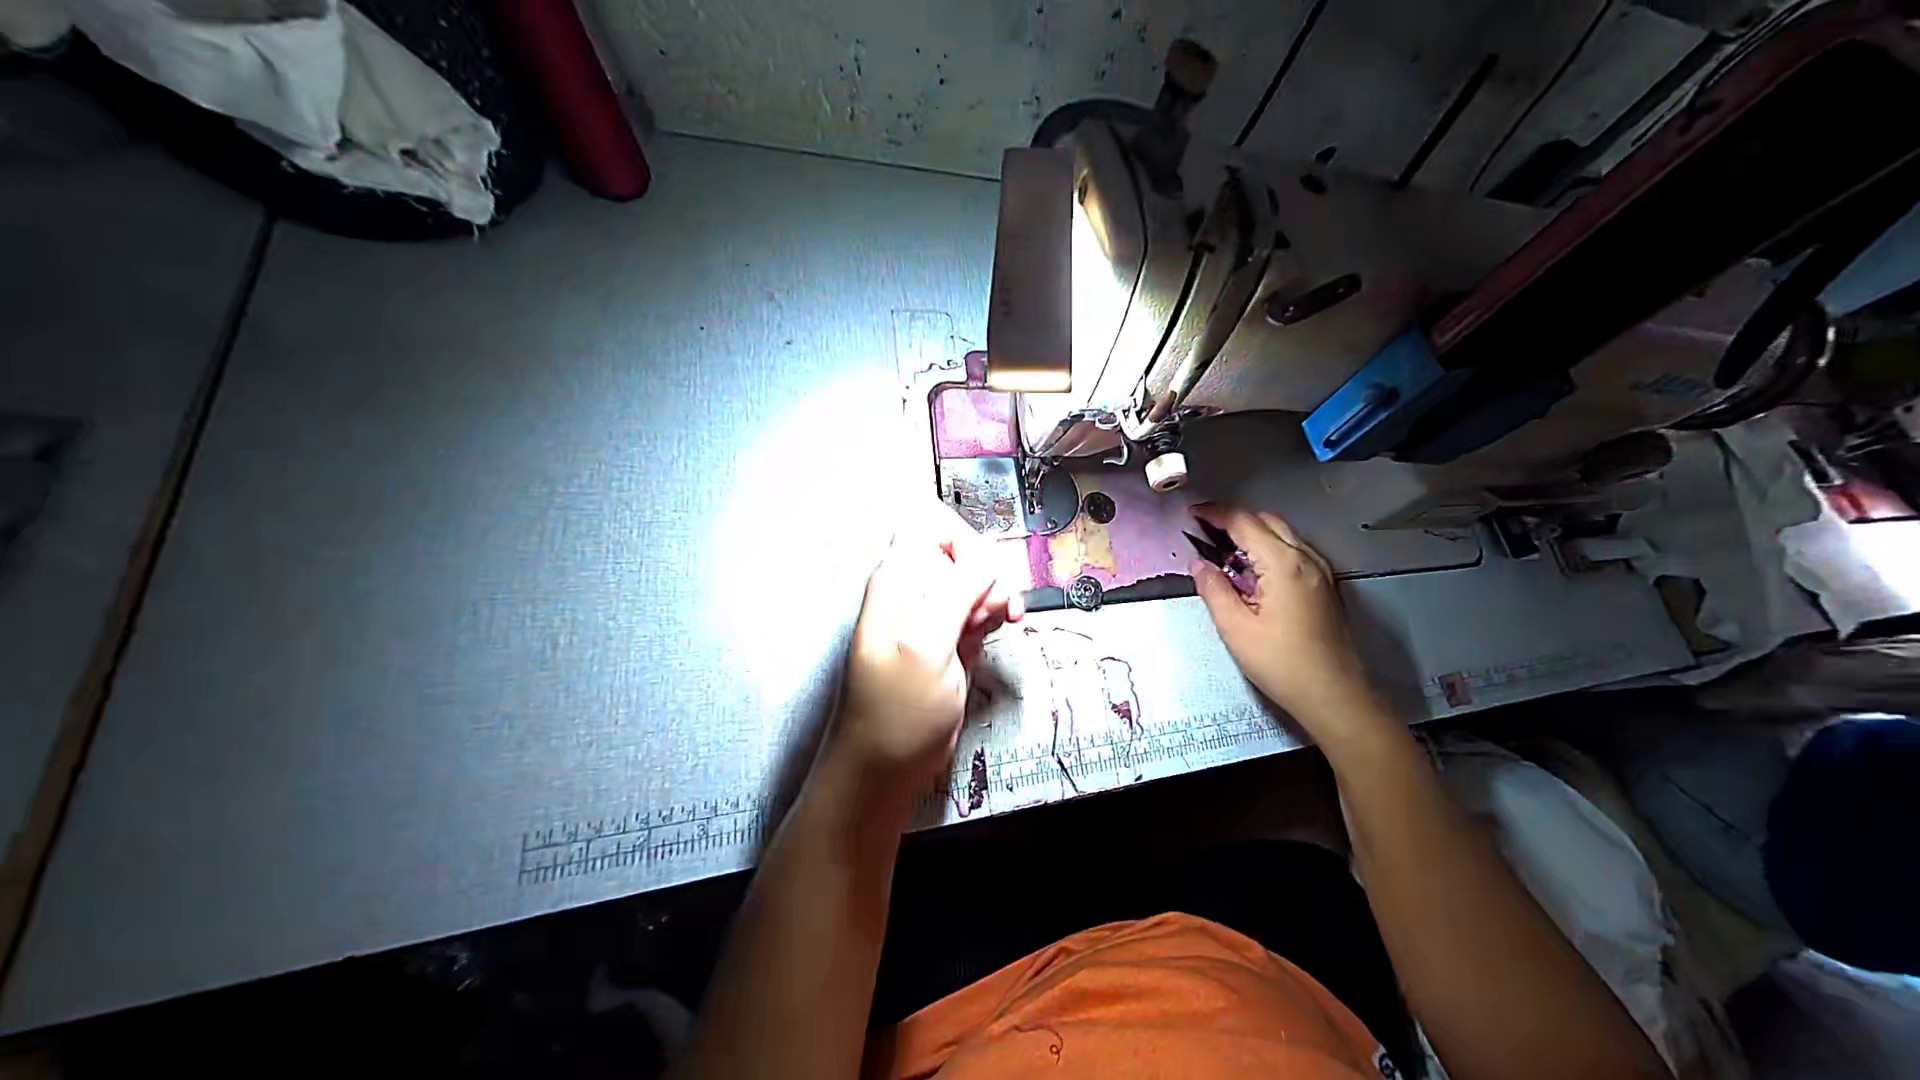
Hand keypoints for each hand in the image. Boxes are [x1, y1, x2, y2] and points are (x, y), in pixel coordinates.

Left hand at [828, 503, 1023, 808]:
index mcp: (896, 582)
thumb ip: (954, 593)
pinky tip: (994, 632)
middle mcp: (912, 592)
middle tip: (997, 607)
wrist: (884, 768)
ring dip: (995, 595)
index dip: (963, 540)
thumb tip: (983, 557)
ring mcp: (931, 617)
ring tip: (1000, 622)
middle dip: (987, 572)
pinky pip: (977, 610)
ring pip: (974, 582)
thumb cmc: (895, 713)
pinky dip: (992, 615)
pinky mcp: (947, 640)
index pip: (930, 526)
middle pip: (960, 553)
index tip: (984, 574)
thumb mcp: (926, 646)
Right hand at [1188, 504, 1380, 738]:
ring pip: (1282, 534)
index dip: (1215, 514)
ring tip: (1223, 550)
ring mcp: (1320, 571)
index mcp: (1283, 564)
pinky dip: (1268, 548)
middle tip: (1204, 530)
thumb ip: (1214, 589)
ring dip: (1252, 533)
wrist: (1333, 695)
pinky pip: (1293, 551)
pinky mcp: (1324, 585)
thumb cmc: (1282, 663)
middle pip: (1266, 520)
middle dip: (1234, 519)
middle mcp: (1307, 559)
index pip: (1244, 522)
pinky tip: (1251, 571)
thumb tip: (1200, 564)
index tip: (1192, 514)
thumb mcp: (1235, 628)